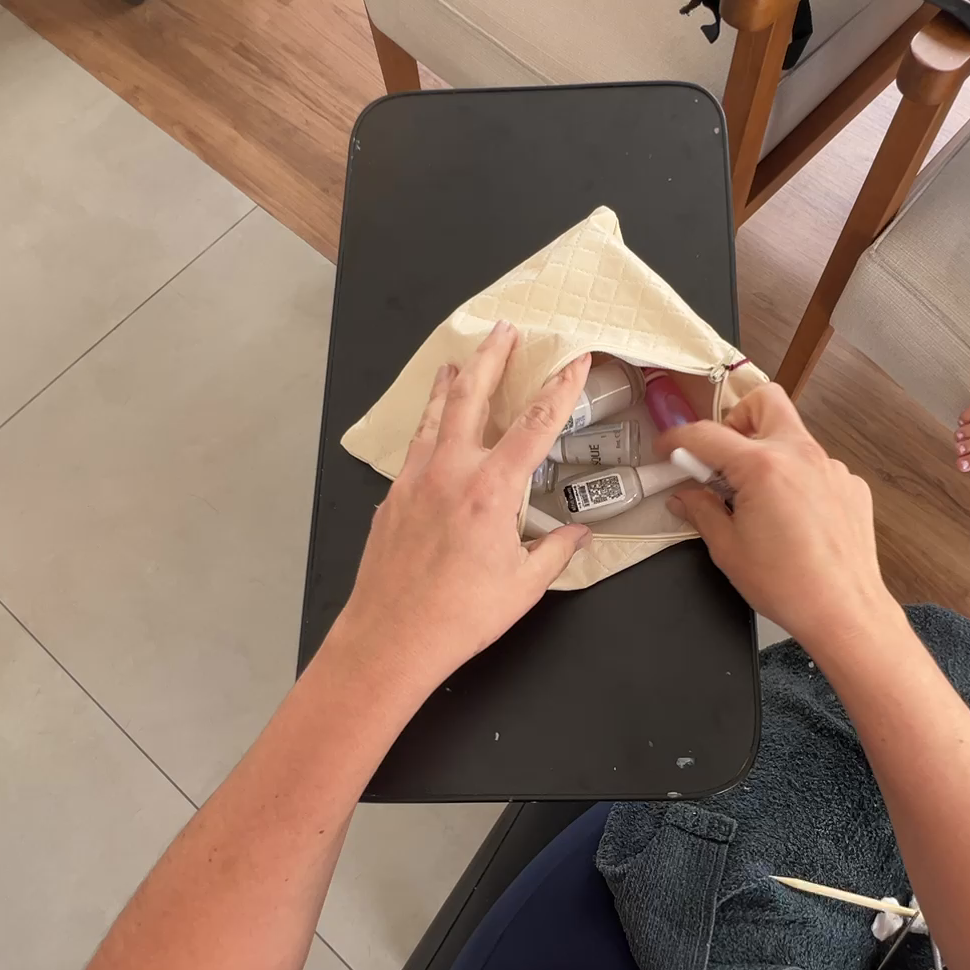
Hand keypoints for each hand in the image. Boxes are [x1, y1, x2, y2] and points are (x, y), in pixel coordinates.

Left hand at [323, 322, 593, 698]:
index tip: (574, 361)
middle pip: (472, 396)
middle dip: (491, 357)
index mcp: (491, 491)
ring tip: (458, 362)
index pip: (534, 424)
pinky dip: (428, 426)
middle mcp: (450, 473)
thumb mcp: (524, 586)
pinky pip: (414, 448)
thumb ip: (556, 552)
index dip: (560, 388)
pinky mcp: (392, 498)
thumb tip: (578, 535)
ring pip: (434, 415)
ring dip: (451, 383)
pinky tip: (431, 428)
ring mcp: (415, 481)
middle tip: (503, 330)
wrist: (391, 639)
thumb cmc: (459, 616)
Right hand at [660, 383, 901, 654]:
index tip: (668, 448)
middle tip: (723, 457)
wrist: (843, 611)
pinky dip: (795, 480)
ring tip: (755, 498)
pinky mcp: (849, 486)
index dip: (678, 439)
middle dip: (736, 419)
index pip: (707, 434)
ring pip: (791, 436)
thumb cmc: (788, 584)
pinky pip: (815, 466)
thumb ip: (701, 511)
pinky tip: (790, 518)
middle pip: (764, 401)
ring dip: (766, 453)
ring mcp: (830, 468)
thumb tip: (685, 497)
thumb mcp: (727, 549)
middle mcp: (801, 455)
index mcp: (764, 467)